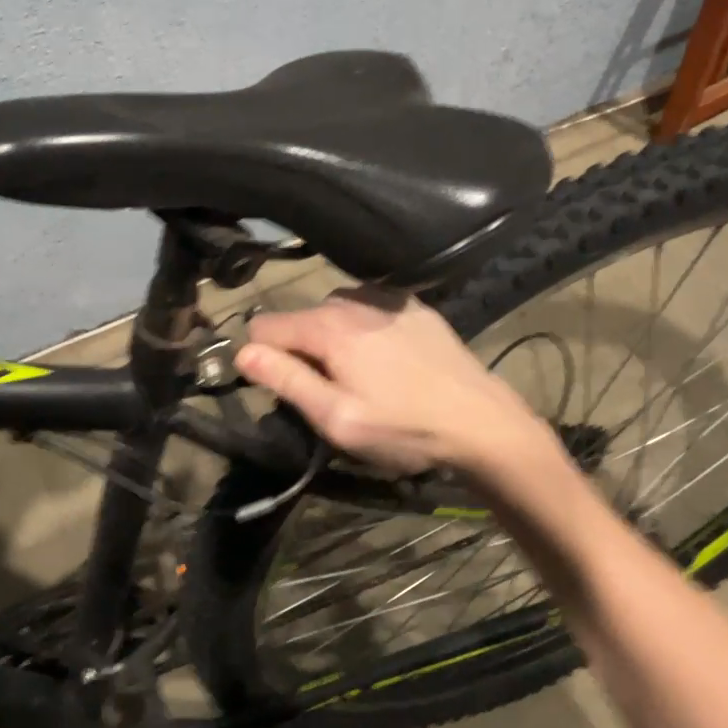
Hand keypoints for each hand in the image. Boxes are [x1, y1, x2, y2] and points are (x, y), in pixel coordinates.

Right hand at [236, 289, 562, 479]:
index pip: (264, 326)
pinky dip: (364, 329)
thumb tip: (243, 352)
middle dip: (302, 351)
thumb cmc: (405, 428)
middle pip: (300, 319)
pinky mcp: (414, 305)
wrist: (484, 424)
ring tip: (362, 378)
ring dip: (333, 340)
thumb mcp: (338, 419)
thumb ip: (287, 381)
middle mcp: (352, 300)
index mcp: (328, 327)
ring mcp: (387, 298)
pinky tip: (388, 360)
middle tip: (331, 394)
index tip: (290, 389)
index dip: (265, 359)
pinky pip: (368, 308)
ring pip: (333, 312)